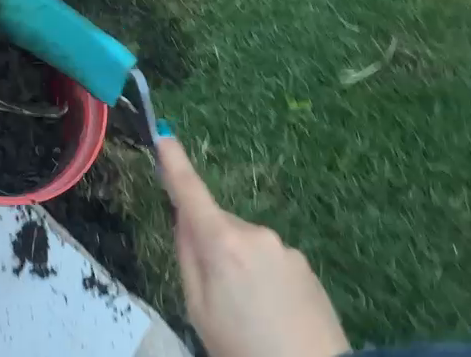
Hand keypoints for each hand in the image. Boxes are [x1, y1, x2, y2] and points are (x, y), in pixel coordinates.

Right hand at [157, 135, 348, 356]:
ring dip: (242, 268)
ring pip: (247, 246)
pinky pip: (272, 262)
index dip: (174, 162)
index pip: (191, 191)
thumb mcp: (198, 310)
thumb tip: (185, 220)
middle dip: (213, 247)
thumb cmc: (243, 350)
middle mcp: (255, 234)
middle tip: (218, 298)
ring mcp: (285, 249)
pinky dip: (266, 281)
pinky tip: (275, 317)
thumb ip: (188, 258)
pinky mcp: (306, 266)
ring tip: (252, 317)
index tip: (164, 135)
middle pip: (219, 226)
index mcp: (222, 242)